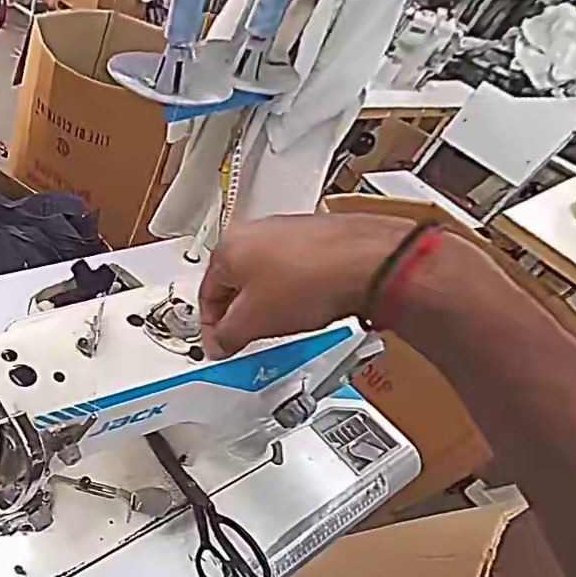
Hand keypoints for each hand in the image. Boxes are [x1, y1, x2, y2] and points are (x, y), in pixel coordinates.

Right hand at [197, 212, 423, 358]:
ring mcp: (288, 231)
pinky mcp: (317, 238)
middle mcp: (256, 232)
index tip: (220, 345)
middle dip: (239, 314)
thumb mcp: (251, 323)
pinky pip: (294, 272)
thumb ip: (225, 337)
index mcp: (229, 247)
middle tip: (247, 337)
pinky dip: (294, 292)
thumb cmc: (313, 279)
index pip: (205, 296)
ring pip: (265, 277)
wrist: (370, 263)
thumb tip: (219, 343)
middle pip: (235, 284)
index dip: (211, 328)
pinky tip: (306, 307)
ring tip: (281, 323)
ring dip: (267, 304)